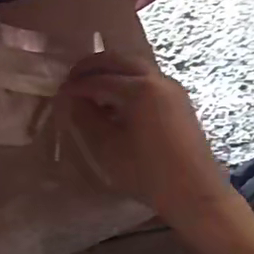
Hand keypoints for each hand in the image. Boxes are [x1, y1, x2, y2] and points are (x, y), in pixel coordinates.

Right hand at [60, 52, 232, 228]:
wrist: (195, 193)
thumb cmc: (148, 173)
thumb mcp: (108, 148)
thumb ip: (87, 118)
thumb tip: (73, 99)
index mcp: (139, 90)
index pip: (99, 79)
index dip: (76, 85)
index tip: (59, 93)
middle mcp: (157, 80)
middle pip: (119, 60)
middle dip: (92, 67)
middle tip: (72, 80)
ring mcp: (172, 88)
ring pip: (136, 67)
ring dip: (111, 72)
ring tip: (91, 90)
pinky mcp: (179, 101)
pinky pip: (148, 80)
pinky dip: (128, 82)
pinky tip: (115, 103)